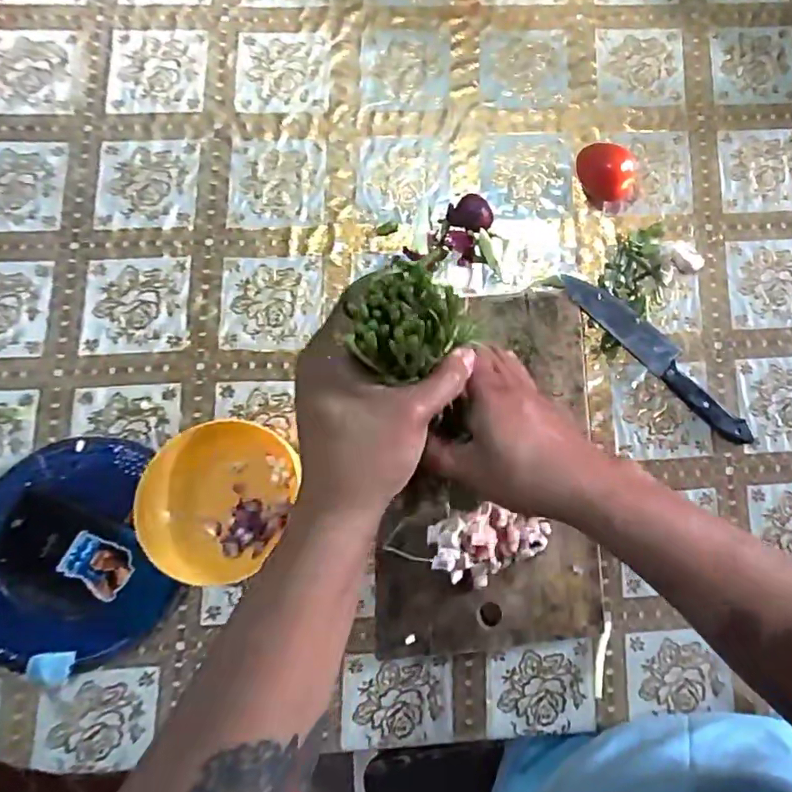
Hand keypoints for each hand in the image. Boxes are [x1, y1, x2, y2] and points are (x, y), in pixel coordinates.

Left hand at [293, 304, 475, 526]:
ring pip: (371, 344)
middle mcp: (322, 363)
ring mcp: (329, 382)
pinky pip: (372, 364)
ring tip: (441, 329)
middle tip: (442, 307)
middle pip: (365, 322)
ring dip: (403, 337)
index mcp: (327, 358)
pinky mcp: (341, 398)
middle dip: (404, 312)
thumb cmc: (369, 456)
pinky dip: (398, 358)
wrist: (343, 507)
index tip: (428, 285)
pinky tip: (428, 361)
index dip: (392, 290)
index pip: (356, 305)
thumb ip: (443, 378)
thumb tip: (470, 351)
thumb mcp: (413, 412)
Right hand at [422, 346, 625, 521]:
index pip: (466, 355)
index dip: (443, 360)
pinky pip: (522, 383)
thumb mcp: (469, 471)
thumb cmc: (521, 475)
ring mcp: (536, 393)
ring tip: (465, 395)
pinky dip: (506, 385)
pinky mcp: (550, 407)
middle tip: (441, 384)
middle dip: (464, 362)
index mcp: (492, 392)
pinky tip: (496, 411)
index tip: (423, 375)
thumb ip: (437, 453)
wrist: (581, 481)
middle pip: (490, 355)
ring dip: (489, 372)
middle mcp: (515, 384)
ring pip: (510, 367)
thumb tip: (413, 438)